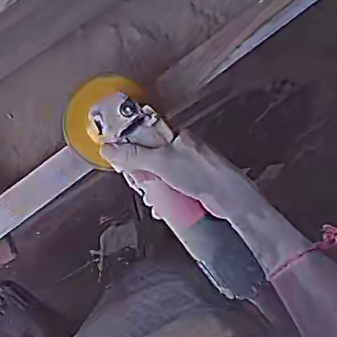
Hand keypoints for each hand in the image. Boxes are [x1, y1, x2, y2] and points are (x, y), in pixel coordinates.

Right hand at [100, 132, 261, 222]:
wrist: (229, 198)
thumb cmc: (201, 173)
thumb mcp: (159, 162)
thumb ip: (132, 155)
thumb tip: (108, 148)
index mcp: (172, 134)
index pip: (141, 132)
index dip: (127, 144)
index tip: (117, 156)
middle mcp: (178, 147)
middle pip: (145, 155)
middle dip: (138, 171)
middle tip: (137, 181)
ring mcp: (184, 165)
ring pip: (155, 173)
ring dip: (149, 187)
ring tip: (151, 197)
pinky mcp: (189, 182)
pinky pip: (166, 186)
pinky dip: (161, 195)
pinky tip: (161, 205)